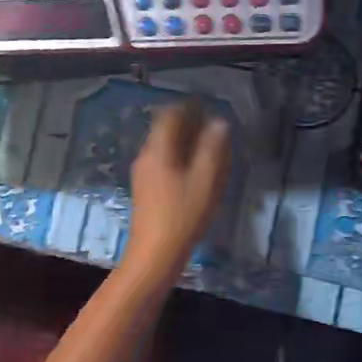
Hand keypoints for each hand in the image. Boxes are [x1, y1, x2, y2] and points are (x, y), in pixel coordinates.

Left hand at [123, 102, 231, 275]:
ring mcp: (142, 174)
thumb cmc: (182, 216)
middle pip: (164, 130)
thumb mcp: (205, 181)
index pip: (169, 115)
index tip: (207, 106)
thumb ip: (212, 149)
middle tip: (210, 125)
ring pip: (163, 146)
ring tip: (207, 146)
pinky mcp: (144, 189)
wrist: (154, 255)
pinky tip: (193, 170)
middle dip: (187, 123)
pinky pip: (161, 161)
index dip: (188, 107)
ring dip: (183, 141)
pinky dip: (178, 157)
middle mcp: (145, 157)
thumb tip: (219, 123)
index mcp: (158, 150)